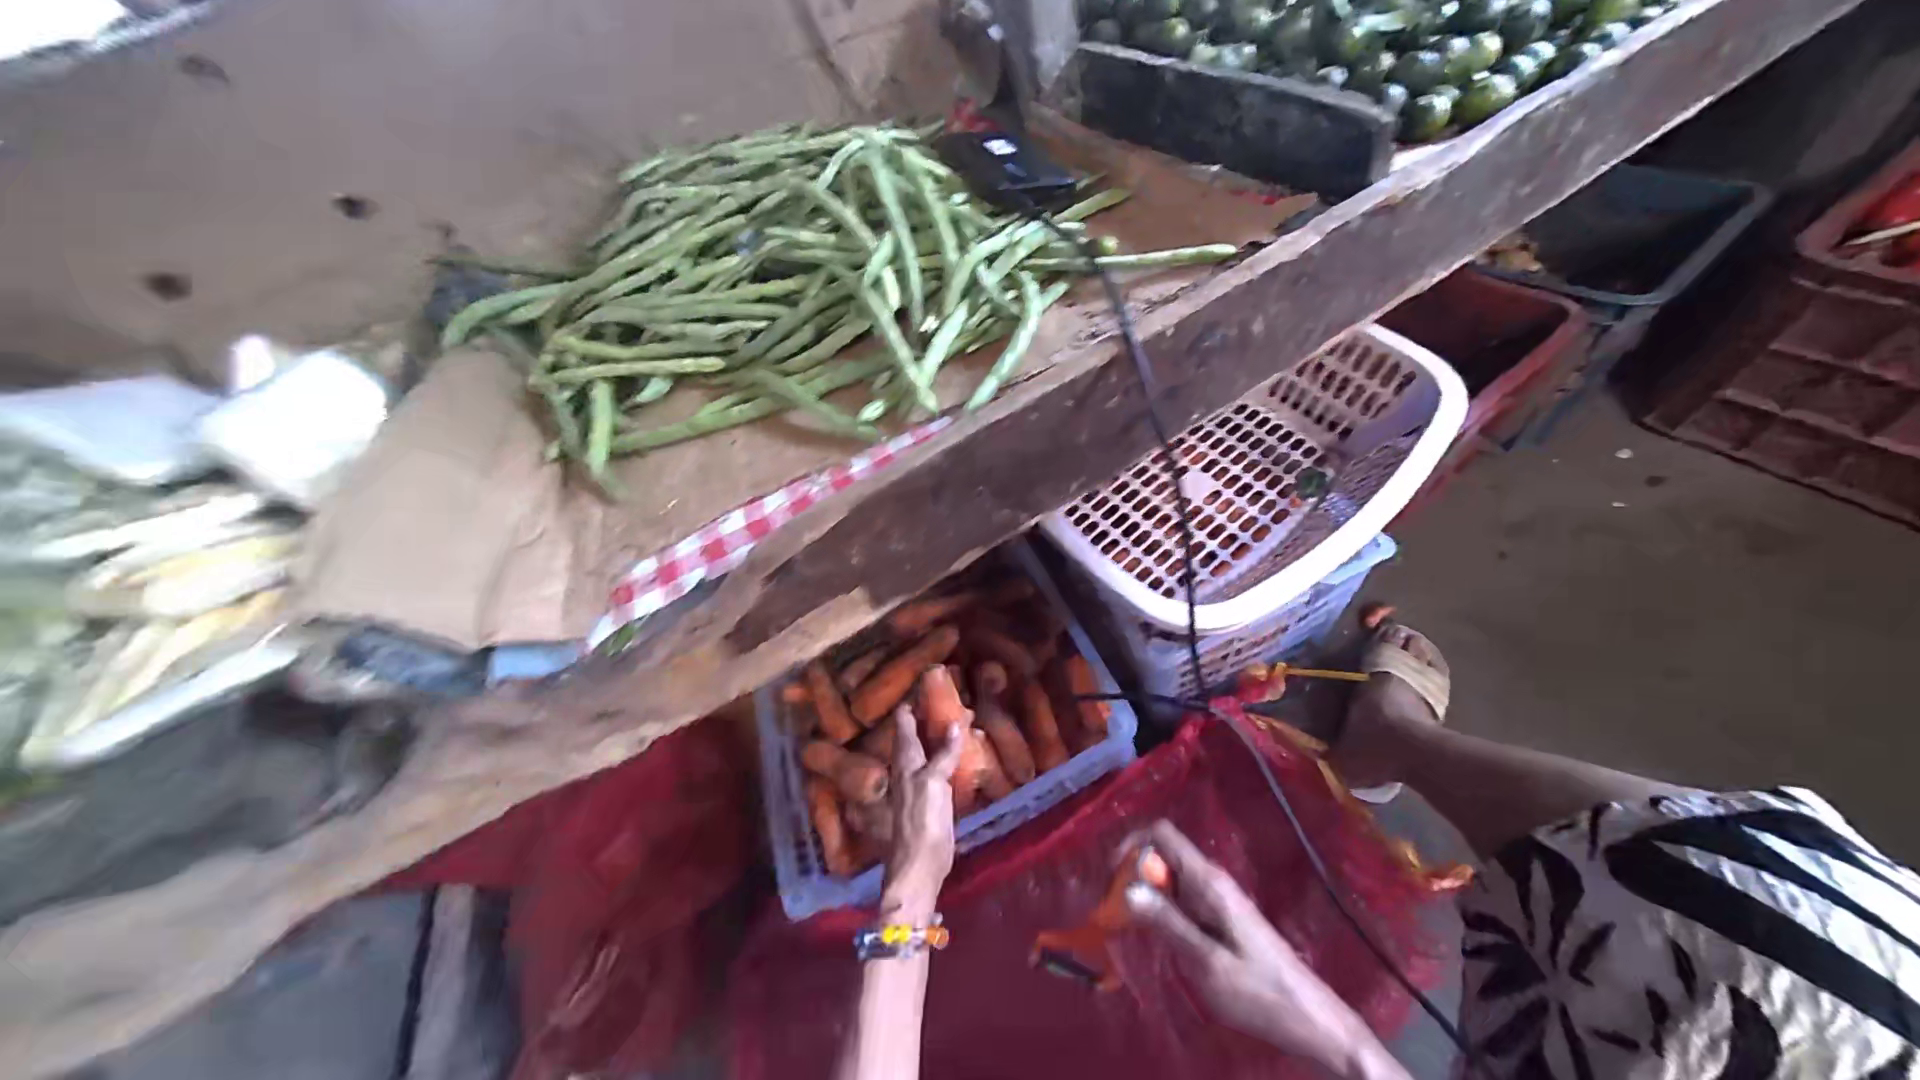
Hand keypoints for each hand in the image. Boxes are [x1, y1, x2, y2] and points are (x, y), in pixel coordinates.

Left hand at [881, 704, 962, 921]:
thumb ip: (944, 754)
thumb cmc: (923, 820)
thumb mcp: (934, 782)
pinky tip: (960, 753)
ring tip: (956, 717)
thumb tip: (955, 724)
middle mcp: (908, 767)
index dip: (912, 702)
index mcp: (905, 759)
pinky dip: (947, 755)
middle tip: (947, 695)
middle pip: (914, 733)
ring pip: (925, 749)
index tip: (926, 681)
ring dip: (936, 734)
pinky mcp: (930, 798)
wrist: (920, 865)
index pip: (904, 721)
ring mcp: (918, 783)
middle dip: (926, 715)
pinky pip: (937, 767)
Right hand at [1122, 821, 1409, 1079]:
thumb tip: (1127, 887)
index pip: (1162, 833)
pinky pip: (1180, 897)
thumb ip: (1167, 923)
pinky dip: (1160, 908)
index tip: (1111, 877)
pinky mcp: (1219, 916)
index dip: (1130, 843)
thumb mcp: (1208, 963)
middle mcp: (1211, 880)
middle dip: (1132, 871)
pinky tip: (1153, 935)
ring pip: (1169, 876)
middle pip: (1161, 852)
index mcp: (1210, 881)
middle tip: (1113, 907)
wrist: (1314, 1023)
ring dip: (1144, 892)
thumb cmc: (1261, 993)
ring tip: (1126, 922)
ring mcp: (1216, 897)